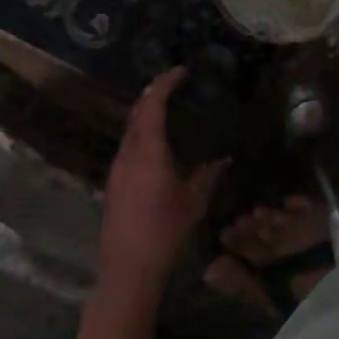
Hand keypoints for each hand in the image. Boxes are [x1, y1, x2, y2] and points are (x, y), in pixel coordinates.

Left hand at [98, 68, 228, 284]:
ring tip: (168, 107)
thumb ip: (208, 176)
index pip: (152, 105)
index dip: (165, 83)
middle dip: (154, 91)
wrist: (127, 267)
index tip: (181, 71)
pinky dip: (141, 131)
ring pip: (129, 127)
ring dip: (145, 111)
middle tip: (175, 82)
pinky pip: (127, 144)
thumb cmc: (164, 233)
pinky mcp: (113, 180)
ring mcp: (117, 166)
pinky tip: (155, 141)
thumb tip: (224, 159)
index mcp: (148, 152)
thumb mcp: (193, 203)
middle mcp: (128, 152)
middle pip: (137, 111)